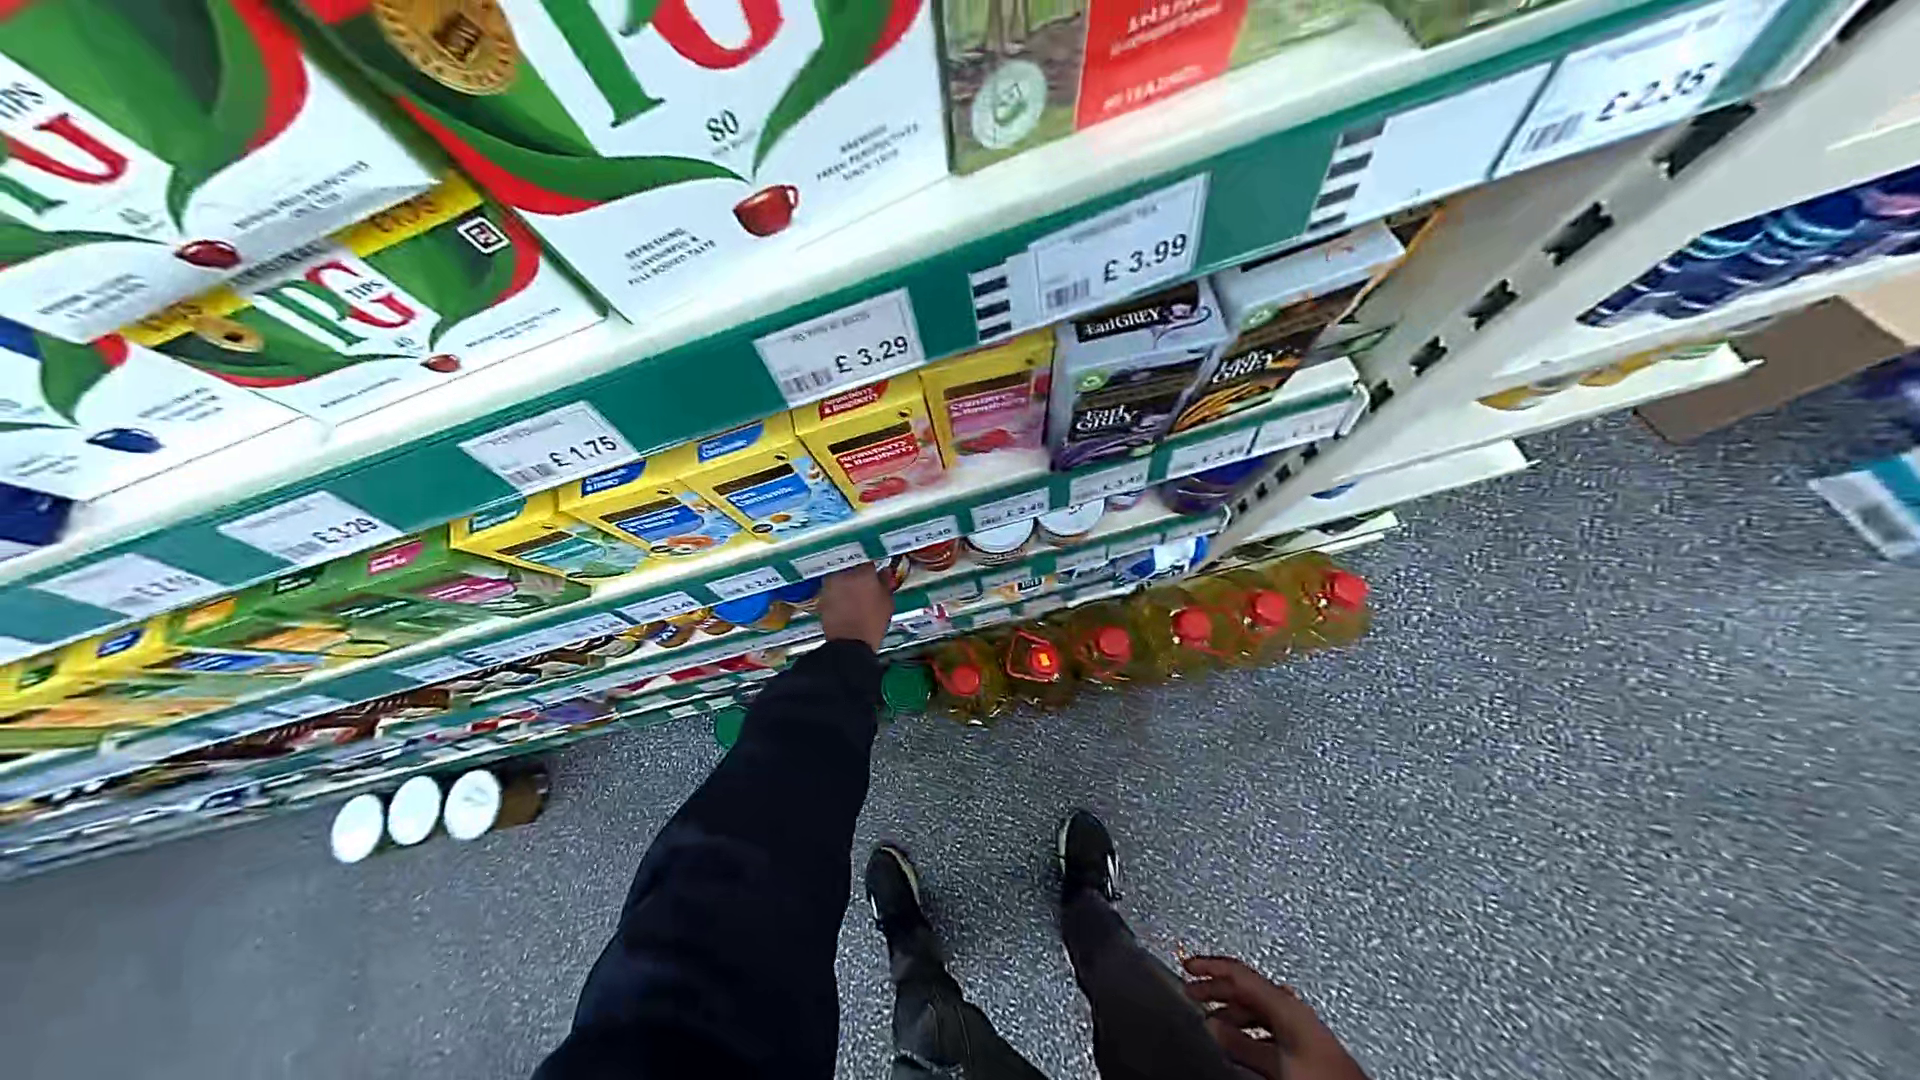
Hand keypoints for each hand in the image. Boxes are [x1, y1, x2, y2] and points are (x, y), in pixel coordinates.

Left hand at [817, 564, 891, 650]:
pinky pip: (833, 587)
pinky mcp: (822, 596)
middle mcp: (843, 573)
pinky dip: (839, 590)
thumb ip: (885, 583)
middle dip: (858, 570)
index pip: (869, 558)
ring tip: (856, 591)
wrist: (849, 644)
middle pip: (852, 564)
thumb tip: (883, 573)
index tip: (877, 569)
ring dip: (847, 580)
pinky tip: (847, 600)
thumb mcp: (887, 602)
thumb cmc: (872, 622)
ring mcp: (830, 584)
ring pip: (840, 575)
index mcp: (862, 571)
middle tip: (867, 579)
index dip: (873, 563)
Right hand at [1183, 956, 1366, 1079]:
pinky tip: (1238, 1040)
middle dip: (1215, 986)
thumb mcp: (1275, 1061)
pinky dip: (1245, 1028)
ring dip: (1229, 1010)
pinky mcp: (1302, 1046)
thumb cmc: (1322, 1079)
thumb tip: (1212, 1024)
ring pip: (1254, 1008)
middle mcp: (1292, 1009)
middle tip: (1191, 988)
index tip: (1188, 964)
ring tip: (1209, 1018)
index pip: (1238, 972)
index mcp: (1285, 1003)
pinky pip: (1265, 1026)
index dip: (1210, 965)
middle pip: (1245, 987)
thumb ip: (1241, 1042)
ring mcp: (1298, 1027)